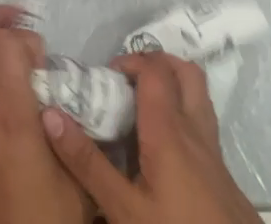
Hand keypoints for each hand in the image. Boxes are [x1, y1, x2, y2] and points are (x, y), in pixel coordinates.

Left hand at [0, 5, 89, 223]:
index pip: (6, 46)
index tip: (46, 49)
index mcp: (10, 116)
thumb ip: (82, 139)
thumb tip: (88, 107)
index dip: (26, 36)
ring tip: (15, 45)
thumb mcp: (78, 187)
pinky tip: (10, 87)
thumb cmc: (42, 222)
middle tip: (18, 14)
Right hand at [41, 52, 261, 223]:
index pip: (156, 72)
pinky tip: (157, 147)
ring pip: (198, 98)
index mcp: (170, 133)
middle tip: (125, 80)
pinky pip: (201, 124)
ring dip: (171, 86)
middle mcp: (196, 133)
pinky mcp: (220, 174)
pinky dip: (179, 114)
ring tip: (137, 106)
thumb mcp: (123, 209)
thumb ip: (87, 162)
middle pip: (187, 73)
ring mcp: (213, 153)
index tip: (104, 76)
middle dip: (156, 62)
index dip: (130, 61)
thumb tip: (50, 114)